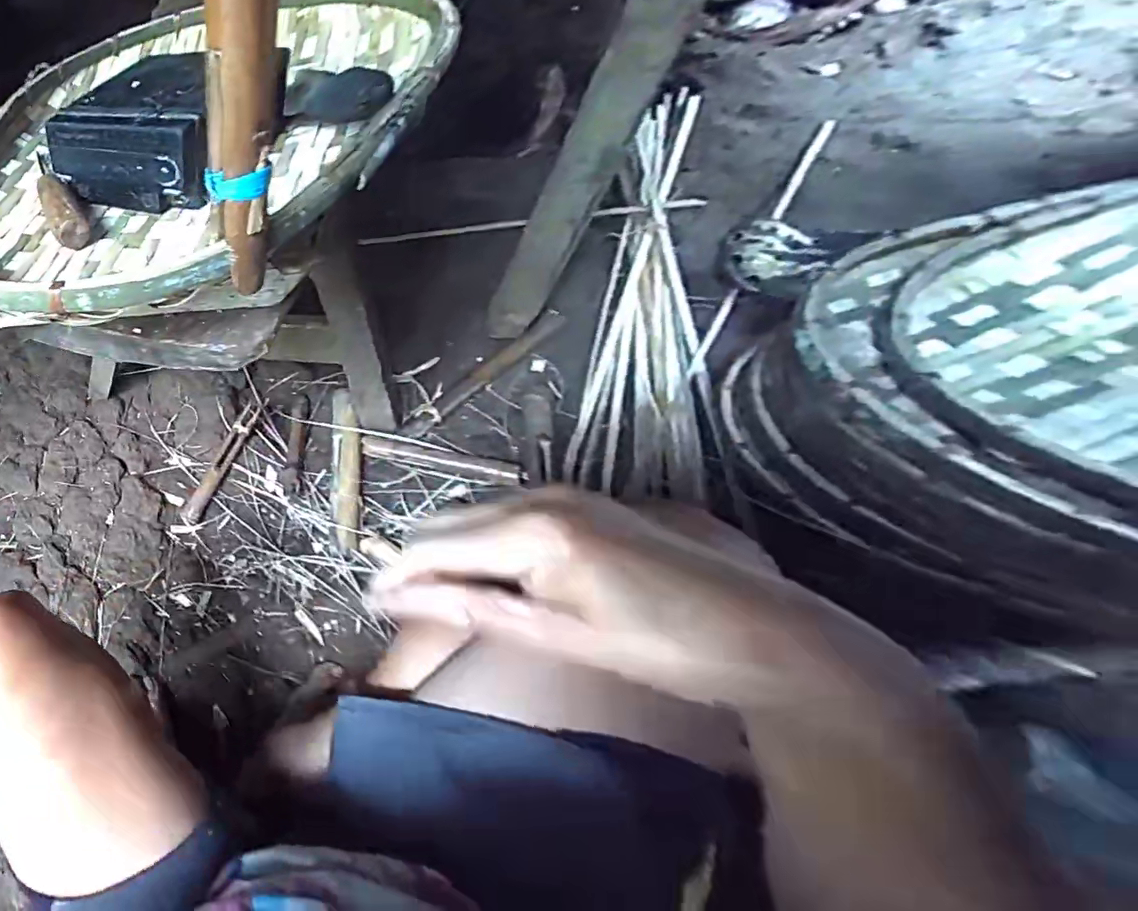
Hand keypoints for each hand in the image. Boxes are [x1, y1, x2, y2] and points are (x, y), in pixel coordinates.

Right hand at [369, 488, 917, 710]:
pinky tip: (487, 572)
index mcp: (532, 531)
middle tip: (401, 605)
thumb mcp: (555, 635)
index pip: (438, 546)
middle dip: (417, 560)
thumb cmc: (660, 646)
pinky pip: (502, 512)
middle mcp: (537, 496)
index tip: (371, 601)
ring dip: (448, 549)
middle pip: (446, 521)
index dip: (398, 574)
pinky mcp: (577, 498)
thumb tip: (395, 598)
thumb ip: (469, 608)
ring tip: (439, 595)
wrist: (767, 632)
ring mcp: (559, 491)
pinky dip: (480, 540)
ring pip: (472, 514)